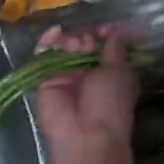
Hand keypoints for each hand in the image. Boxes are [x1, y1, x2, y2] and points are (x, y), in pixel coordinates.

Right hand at [34, 27, 137, 157]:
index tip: (106, 28)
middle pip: (82, 42)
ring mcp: (65, 75)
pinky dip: (47, 42)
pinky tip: (54, 34)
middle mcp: (87, 71)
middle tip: (88, 42)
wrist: (86, 134)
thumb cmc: (111, 104)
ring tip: (73, 44)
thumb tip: (116, 31)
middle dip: (86, 36)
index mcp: (110, 70)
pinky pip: (43, 56)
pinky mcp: (45, 79)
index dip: (104, 33)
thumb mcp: (121, 71)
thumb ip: (115, 48)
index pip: (104, 44)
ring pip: (62, 47)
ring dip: (68, 39)